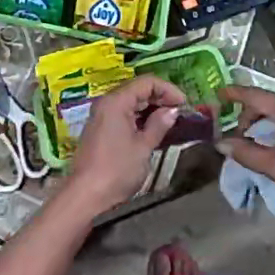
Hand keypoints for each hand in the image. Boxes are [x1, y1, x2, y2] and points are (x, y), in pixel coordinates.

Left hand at [65, 76, 187, 215]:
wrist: (88, 191)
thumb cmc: (118, 169)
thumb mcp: (143, 147)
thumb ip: (158, 125)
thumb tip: (173, 110)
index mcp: (116, 101)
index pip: (146, 82)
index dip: (168, 89)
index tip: (186, 104)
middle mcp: (107, 102)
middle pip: (137, 90)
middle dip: (161, 98)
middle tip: (183, 113)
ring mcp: (102, 114)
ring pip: (130, 102)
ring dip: (151, 108)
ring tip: (173, 121)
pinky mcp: (101, 126)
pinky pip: (124, 113)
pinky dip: (140, 117)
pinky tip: (154, 128)